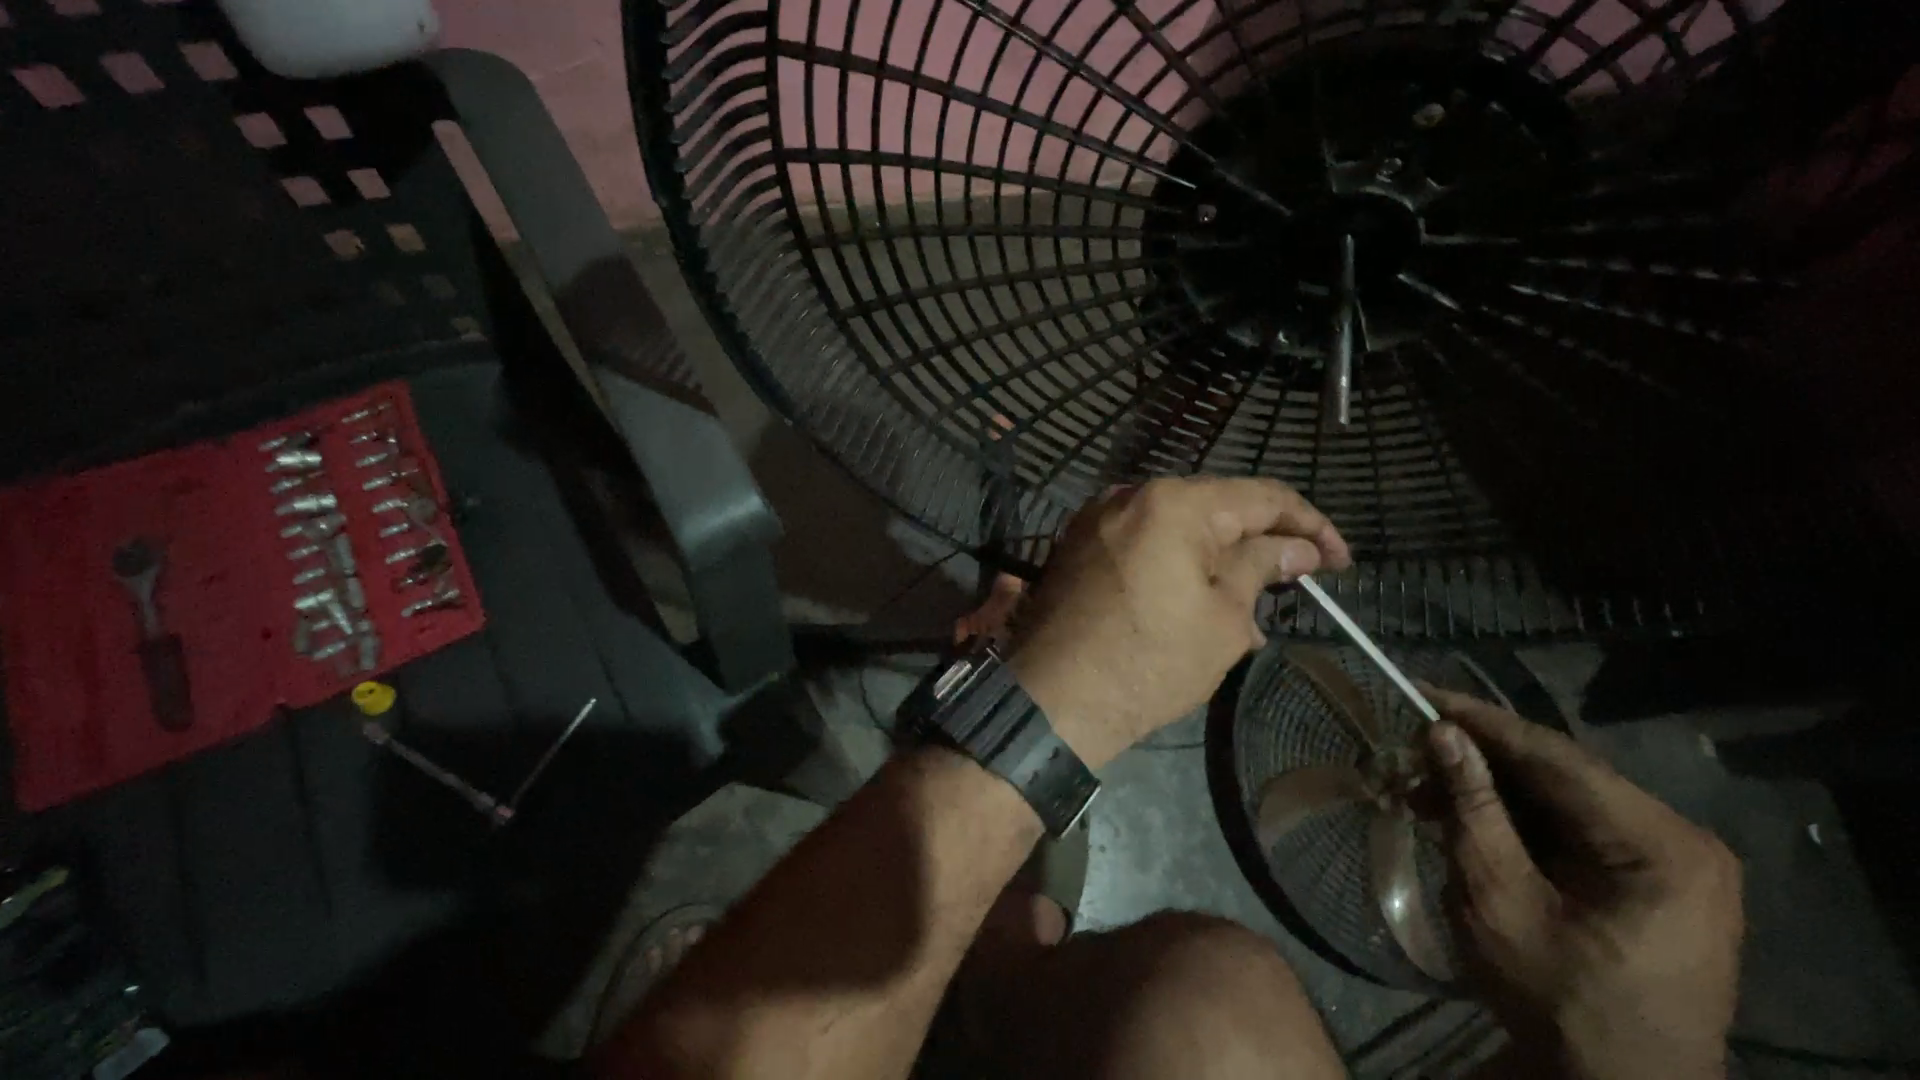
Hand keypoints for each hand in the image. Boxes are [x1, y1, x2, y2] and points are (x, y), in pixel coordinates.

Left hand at [1008, 477, 1349, 769]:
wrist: (1051, 701)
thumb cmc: (1147, 662)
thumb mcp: (1222, 619)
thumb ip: (1262, 568)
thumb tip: (1297, 549)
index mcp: (1172, 503)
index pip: (1261, 497)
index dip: (1310, 526)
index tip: (1340, 561)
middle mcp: (1129, 496)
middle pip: (1216, 507)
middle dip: (1262, 542)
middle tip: (1299, 582)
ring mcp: (1096, 520)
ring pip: (1179, 528)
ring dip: (1220, 560)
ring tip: (1253, 607)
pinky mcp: (1077, 548)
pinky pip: (1144, 545)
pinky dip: (1179, 566)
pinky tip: (1201, 604)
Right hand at [1421, 687, 1742, 1079]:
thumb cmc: (1556, 999)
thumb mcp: (1498, 899)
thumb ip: (1472, 809)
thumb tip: (1441, 731)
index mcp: (1661, 846)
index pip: (1556, 757)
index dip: (1481, 721)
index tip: (1420, 693)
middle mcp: (1683, 840)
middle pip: (1564, 775)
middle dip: (1481, 759)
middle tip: (1411, 748)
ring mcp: (1679, 863)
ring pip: (1568, 800)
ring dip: (1495, 791)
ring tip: (1426, 788)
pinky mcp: (1660, 882)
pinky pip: (1581, 830)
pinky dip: (1522, 821)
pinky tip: (1469, 820)